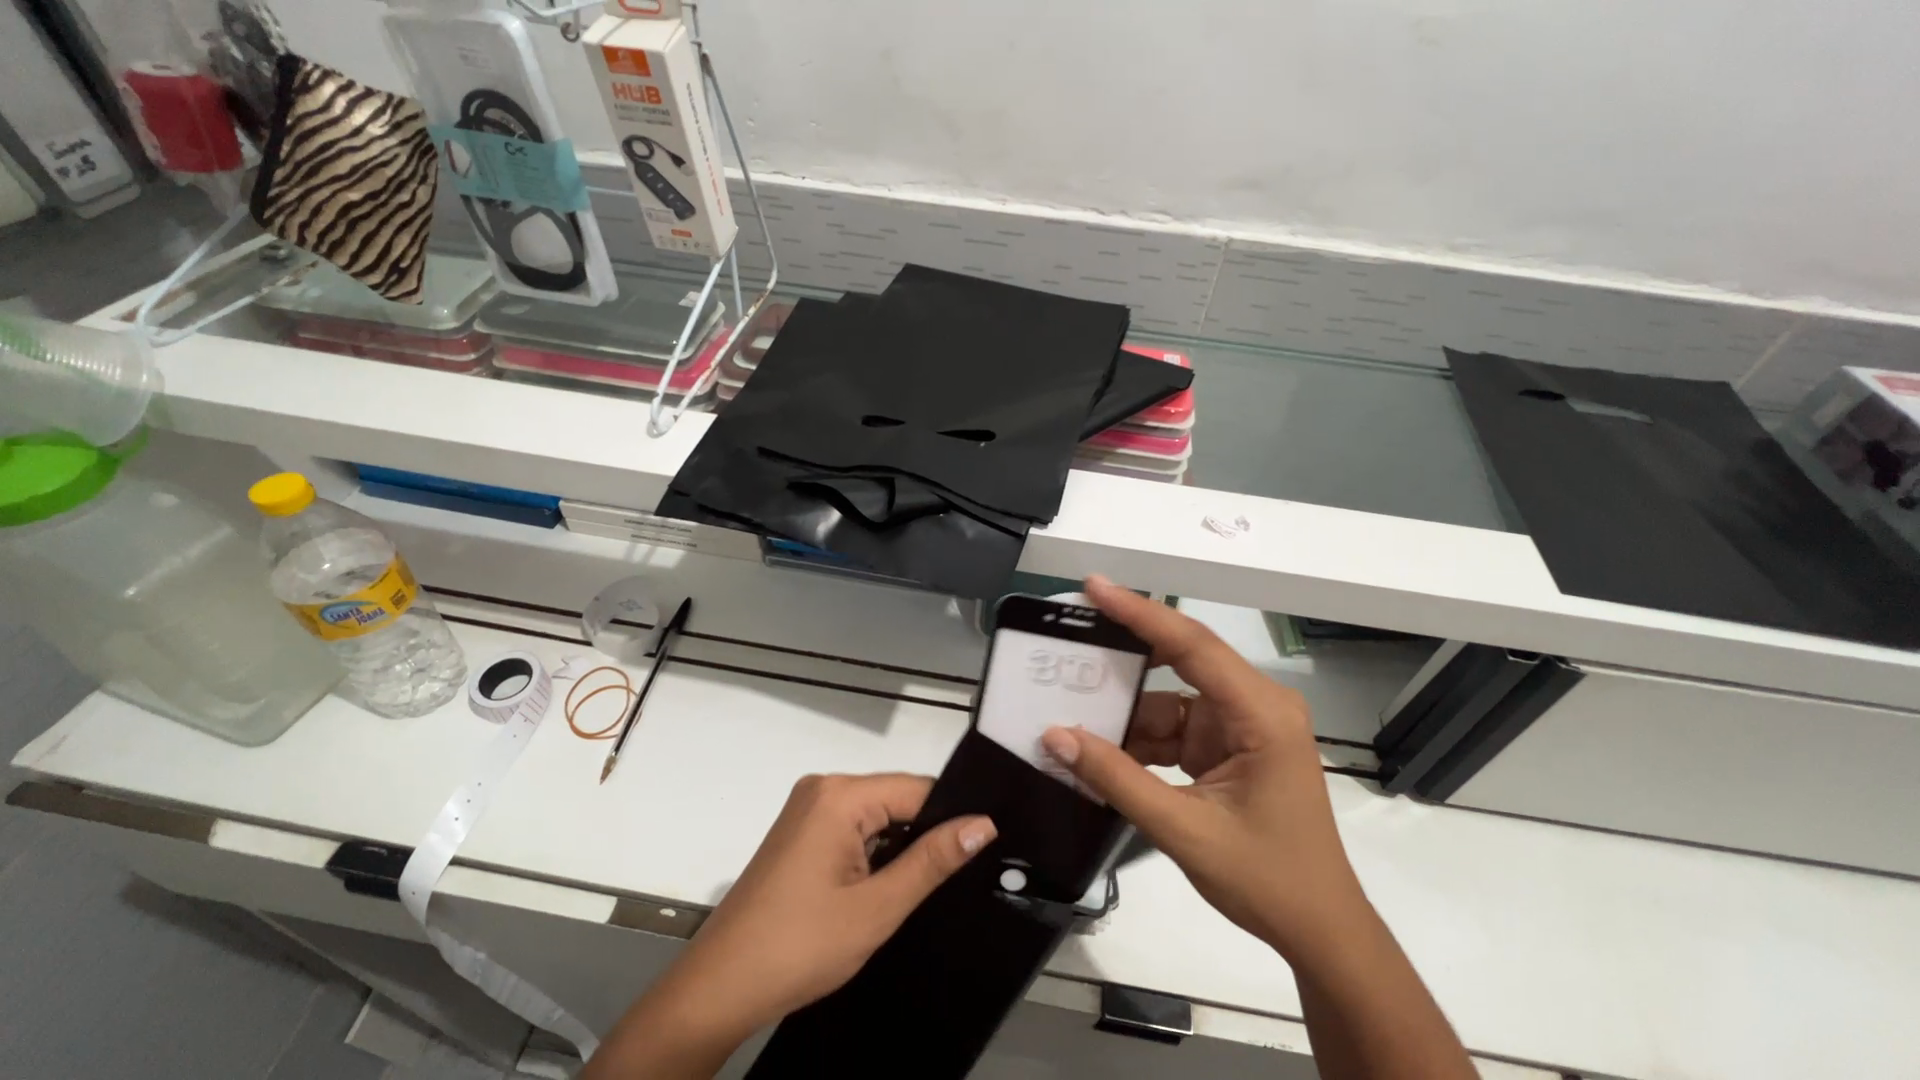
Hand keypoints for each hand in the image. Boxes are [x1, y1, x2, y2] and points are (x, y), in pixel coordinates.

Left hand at [593, 773, 994, 1076]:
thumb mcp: (877, 907)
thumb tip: (984, 824)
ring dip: (900, 850)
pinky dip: (875, 856)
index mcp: (839, 796)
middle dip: (927, 835)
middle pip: (897, 800)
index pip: (918, 789)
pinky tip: (889, 888)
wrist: (722, 987)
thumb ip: (933, 861)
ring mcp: (806, 813)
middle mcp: (821, 790)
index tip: (988, 849)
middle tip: (962, 876)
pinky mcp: (800, 837)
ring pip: (878, 819)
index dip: (953, 818)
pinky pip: (854, 832)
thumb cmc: (801, 946)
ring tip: (928, 886)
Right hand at [1039, 576, 1364, 959]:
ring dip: (1123, 714)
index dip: (1140, 613)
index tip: (1095, 588)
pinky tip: (1095, 750)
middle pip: (1179, 664)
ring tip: (1065, 709)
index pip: (1193, 647)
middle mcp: (1254, 707)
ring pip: (1168, 702)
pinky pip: (1173, 731)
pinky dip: (1137, 742)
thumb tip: (1056, 735)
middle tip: (1067, 643)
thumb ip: (1117, 779)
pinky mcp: (1227, 750)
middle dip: (1124, 657)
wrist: (1318, 928)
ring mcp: (1240, 728)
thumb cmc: (1266, 879)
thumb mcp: (1184, 830)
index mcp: (1261, 713)